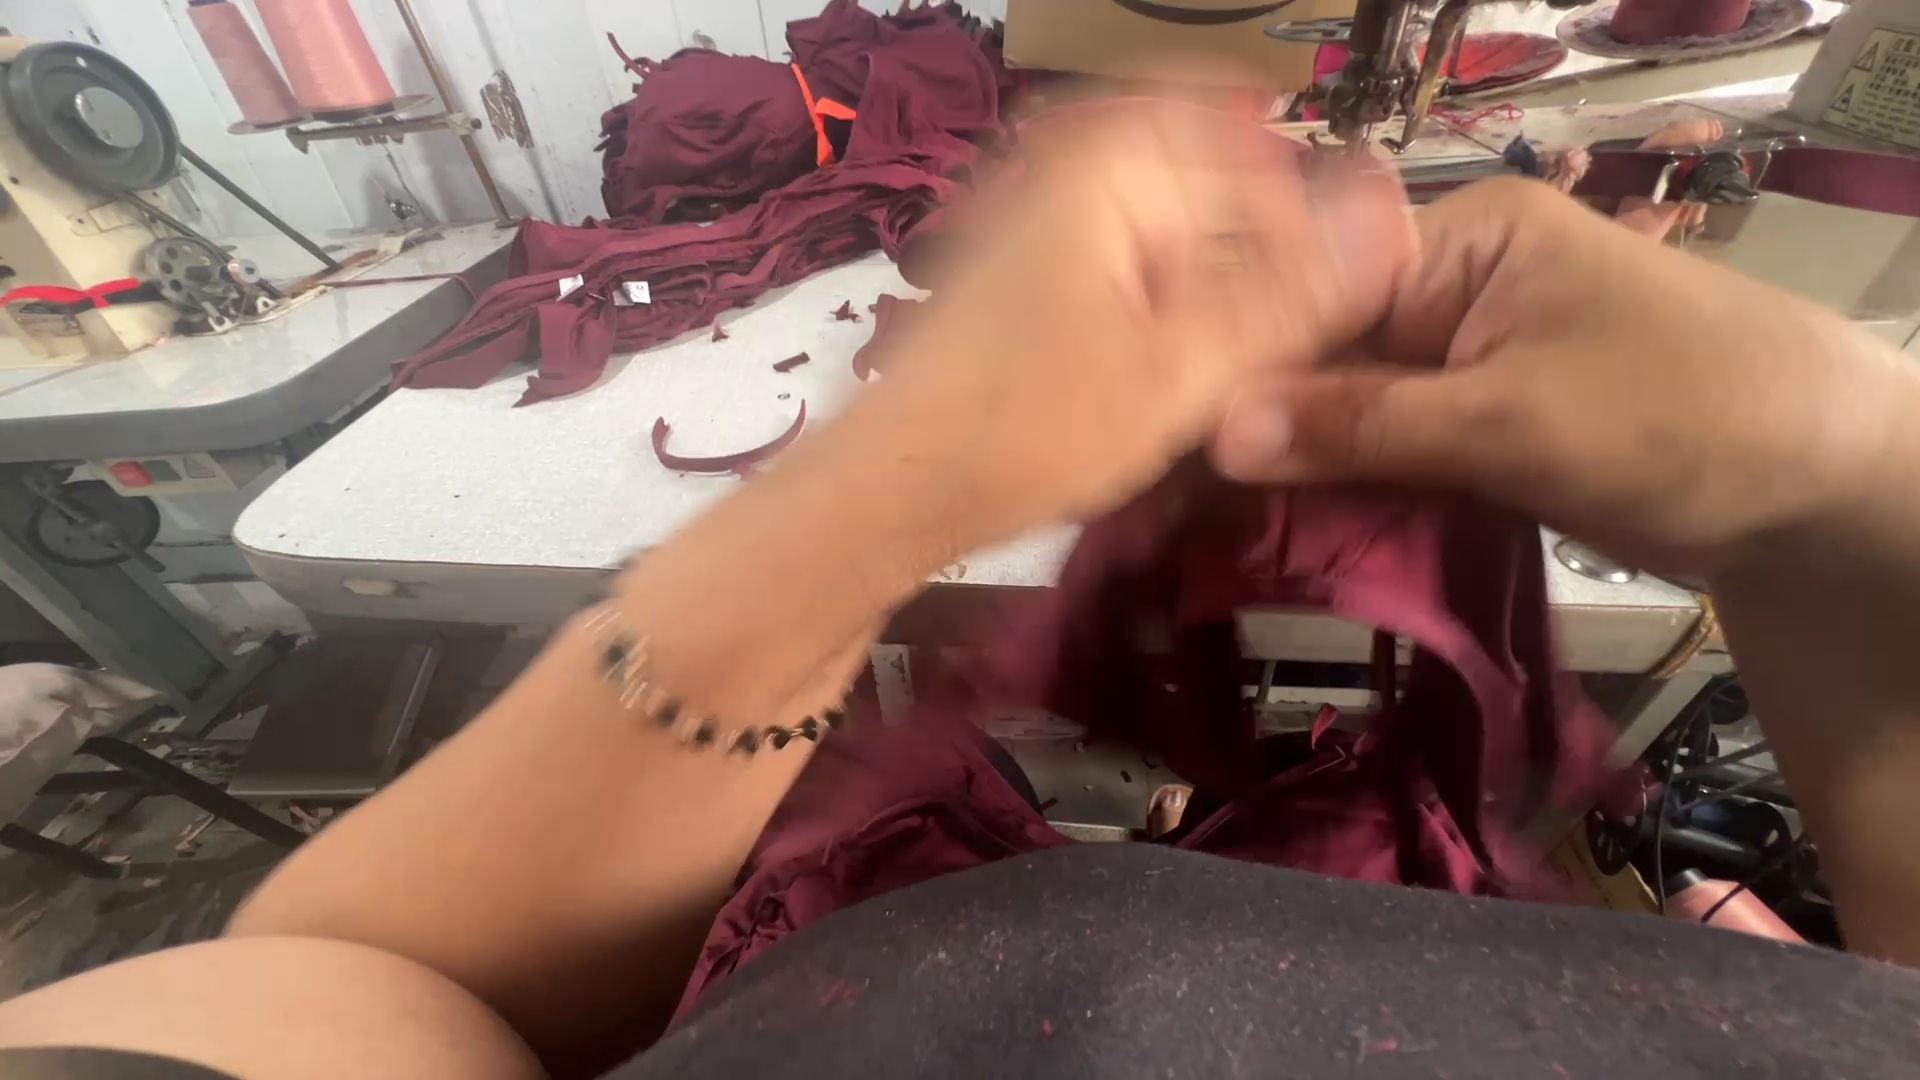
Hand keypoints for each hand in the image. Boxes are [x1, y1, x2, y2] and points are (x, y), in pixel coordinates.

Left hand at [858, 101, 1415, 540]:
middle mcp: (1065, 171)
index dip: (1303, 240)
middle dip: (1246, 281)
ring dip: (1196, 310)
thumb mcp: (1180, 368)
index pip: (1260, 159)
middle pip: (1208, 202)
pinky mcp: (1016, 277)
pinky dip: (1145, 323)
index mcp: (1112, 163)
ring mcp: (1032, 222)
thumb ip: (1291, 294)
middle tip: (1261, 359)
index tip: (1322, 316)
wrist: (900, 484)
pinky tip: (1147, 382)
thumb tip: (1392, 218)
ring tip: (1206, 381)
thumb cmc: (1027, 430)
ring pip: (1160, 248)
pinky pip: (1112, 279)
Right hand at [1210, 177, 1919, 579]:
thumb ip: (1360, 426)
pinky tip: (1277, 519)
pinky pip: (1366, 448)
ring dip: (1289, 463)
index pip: (1310, 296)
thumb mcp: (1511, 422)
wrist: (1824, 497)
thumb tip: (1218, 434)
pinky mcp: (1450, 419)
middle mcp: (1436, 291)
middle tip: (1181, 491)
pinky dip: (1330, 485)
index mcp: (1454, 246)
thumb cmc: (1689, 420)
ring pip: (1334, 411)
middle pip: (1315, 357)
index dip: (1241, 363)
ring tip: (1210, 513)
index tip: (1175, 434)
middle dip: (1260, 425)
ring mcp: (1442, 360)